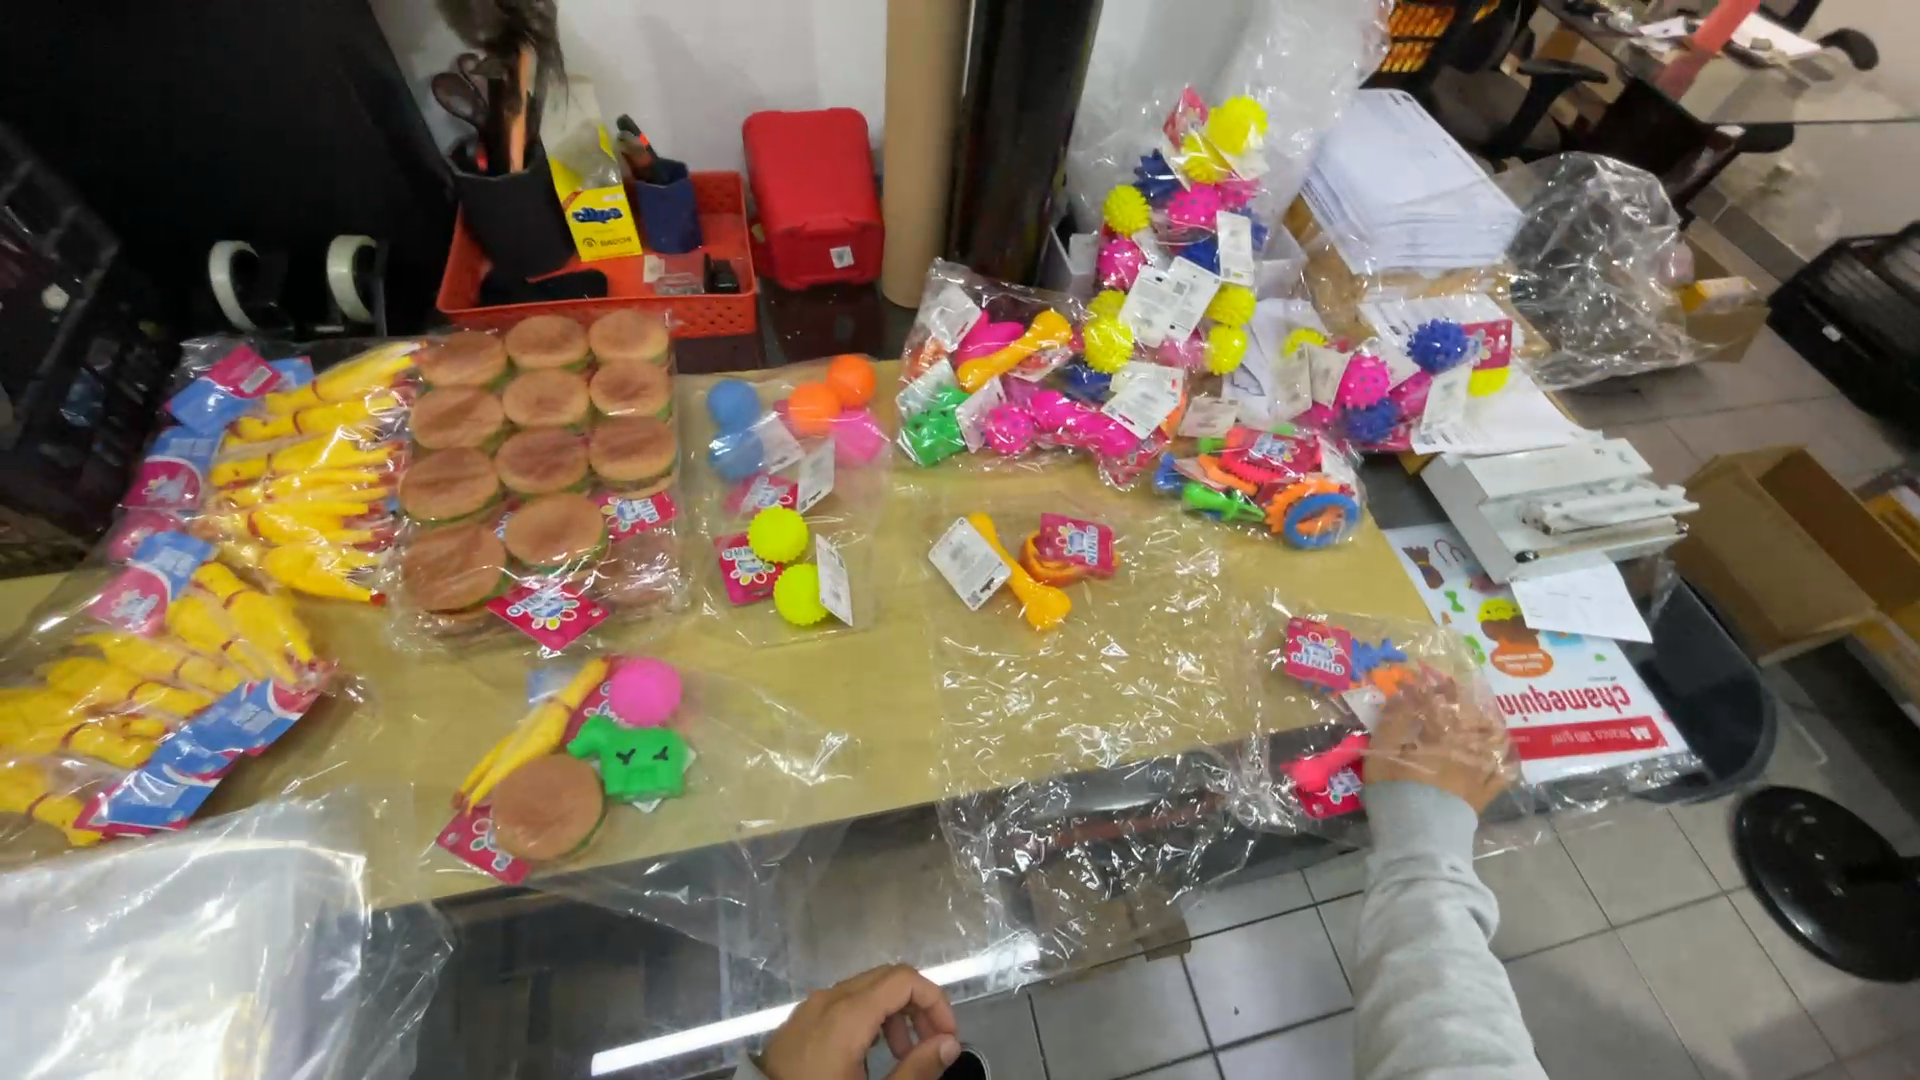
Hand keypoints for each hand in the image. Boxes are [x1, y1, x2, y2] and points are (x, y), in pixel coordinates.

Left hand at [760, 964, 960, 1079]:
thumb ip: (915, 1070)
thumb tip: (950, 1044)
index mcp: (849, 1012)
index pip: (905, 979)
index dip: (936, 1001)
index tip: (948, 1038)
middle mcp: (830, 997)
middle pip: (888, 979)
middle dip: (918, 1007)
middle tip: (932, 1046)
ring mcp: (811, 1007)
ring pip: (866, 989)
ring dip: (894, 1014)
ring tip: (902, 1056)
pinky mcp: (800, 1021)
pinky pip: (844, 1003)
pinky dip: (869, 1017)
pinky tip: (871, 1054)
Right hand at [1366, 667, 1515, 813]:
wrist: (1418, 831)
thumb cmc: (1395, 787)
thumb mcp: (1382, 749)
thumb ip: (1393, 719)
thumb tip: (1402, 694)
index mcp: (1437, 735)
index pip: (1436, 704)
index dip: (1430, 688)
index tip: (1422, 677)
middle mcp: (1464, 748)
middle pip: (1469, 718)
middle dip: (1463, 700)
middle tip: (1456, 689)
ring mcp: (1479, 771)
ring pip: (1492, 742)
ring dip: (1489, 725)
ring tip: (1485, 716)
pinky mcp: (1485, 793)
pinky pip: (1503, 774)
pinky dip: (1506, 760)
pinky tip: (1506, 754)